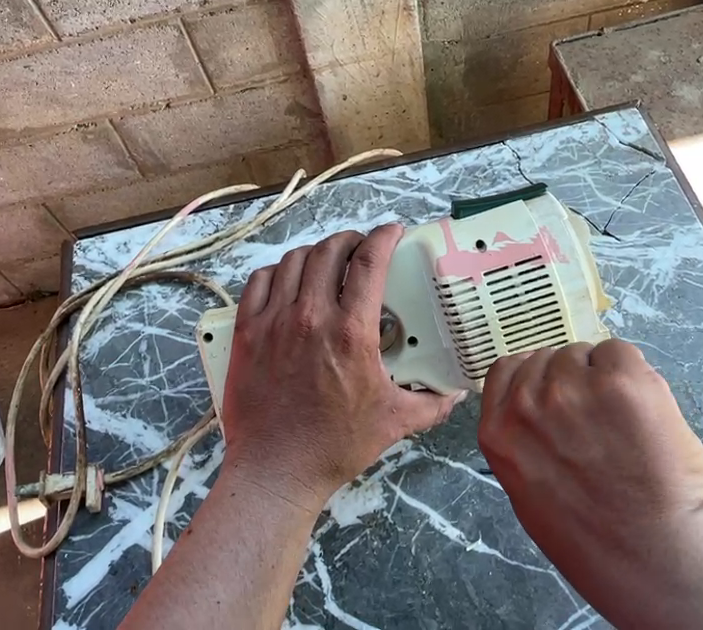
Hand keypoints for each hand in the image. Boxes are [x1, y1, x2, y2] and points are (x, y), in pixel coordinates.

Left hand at [220, 225, 460, 511]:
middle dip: (350, 240)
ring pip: (295, 260)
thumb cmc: (333, 446)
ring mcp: (274, 321)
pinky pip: (259, 281)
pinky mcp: (248, 331)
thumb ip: (430, 403)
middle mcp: (311, 317)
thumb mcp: (393, 422)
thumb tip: (454, 393)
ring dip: (315, 253)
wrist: (276, 470)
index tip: (392, 231)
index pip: (369, 262)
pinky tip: (288, 279)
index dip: (383, 237)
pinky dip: (277, 272)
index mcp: (350, 332)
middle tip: (360, 247)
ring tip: (327, 261)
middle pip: (330, 250)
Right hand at [479, 340, 702, 628]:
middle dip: (573, 379)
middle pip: (548, 357)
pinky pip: (621, 352)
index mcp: (500, 432)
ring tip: (625, 425)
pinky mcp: (621, 380)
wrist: (664, 561)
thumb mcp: (530, 495)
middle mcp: (528, 402)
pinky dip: (637, 375)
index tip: (557, 395)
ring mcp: (573, 387)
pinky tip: (645, 415)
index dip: (535, 378)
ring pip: (585, 353)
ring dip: (604, 376)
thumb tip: (537, 402)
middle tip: (600, 420)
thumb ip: (523, 440)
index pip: (506, 369)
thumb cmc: (600, 543)